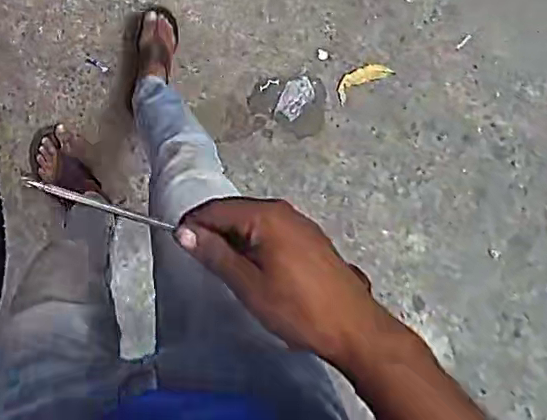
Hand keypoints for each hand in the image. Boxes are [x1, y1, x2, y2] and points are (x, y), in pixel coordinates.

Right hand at [175, 197, 407, 370]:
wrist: (363, 337)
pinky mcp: (314, 241)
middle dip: (216, 233)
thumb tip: (183, 231)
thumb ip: (214, 254)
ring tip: (233, 269)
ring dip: (237, 240)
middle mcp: (282, 210)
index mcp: (265, 214)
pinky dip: (258, 244)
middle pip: (234, 213)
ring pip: (254, 223)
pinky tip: (262, 270)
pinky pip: (273, 232)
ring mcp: (301, 224)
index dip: (194, 225)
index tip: (182, 245)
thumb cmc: (301, 310)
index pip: (215, 209)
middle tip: (206, 261)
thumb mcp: (249, 285)